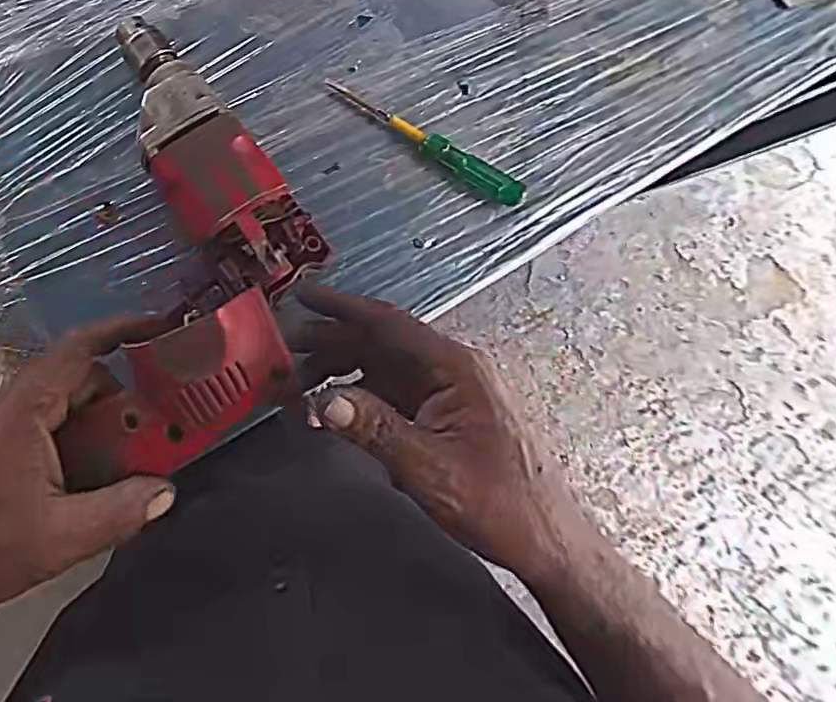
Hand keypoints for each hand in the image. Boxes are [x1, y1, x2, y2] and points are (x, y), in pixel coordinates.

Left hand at [0, 315, 178, 617]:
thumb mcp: (59, 539)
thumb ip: (118, 512)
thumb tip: (168, 490)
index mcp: (26, 409)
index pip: (79, 348)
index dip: (123, 330)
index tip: (162, 328)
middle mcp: (21, 404)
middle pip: (86, 376)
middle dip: (126, 394)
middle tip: (163, 421)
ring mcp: (17, 422)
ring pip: (77, 400)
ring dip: (110, 419)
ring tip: (142, 451)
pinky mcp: (17, 441)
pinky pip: (66, 421)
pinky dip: (94, 435)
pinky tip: (109, 469)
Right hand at [295, 285, 573, 575]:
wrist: (548, 541)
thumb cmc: (501, 504)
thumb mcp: (430, 470)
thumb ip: (375, 431)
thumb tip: (324, 401)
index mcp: (456, 366)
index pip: (388, 323)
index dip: (342, 307)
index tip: (306, 296)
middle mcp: (451, 368)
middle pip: (380, 342)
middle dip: (331, 341)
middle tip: (288, 347)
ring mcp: (447, 389)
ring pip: (383, 365)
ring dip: (342, 370)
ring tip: (301, 381)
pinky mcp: (443, 411)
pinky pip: (393, 391)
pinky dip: (361, 395)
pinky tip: (336, 408)